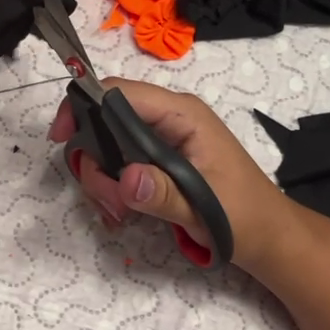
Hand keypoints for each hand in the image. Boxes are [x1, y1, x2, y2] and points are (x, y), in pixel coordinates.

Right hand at [50, 77, 294, 269]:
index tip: (62, 138)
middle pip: (104, 121)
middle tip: (109, 200)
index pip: (119, 92)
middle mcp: (166, 119)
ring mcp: (159, 140)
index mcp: (181, 114)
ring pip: (105, 146)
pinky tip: (122, 212)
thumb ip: (162, 194)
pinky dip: (111, 188)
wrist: (268, 237)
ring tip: (119, 212)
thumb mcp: (203, 208)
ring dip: (102, 180)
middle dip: (94, 161)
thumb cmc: (244, 216)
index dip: (84, 107)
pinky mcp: (155, 160)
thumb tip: (126, 178)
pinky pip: (117, 163)